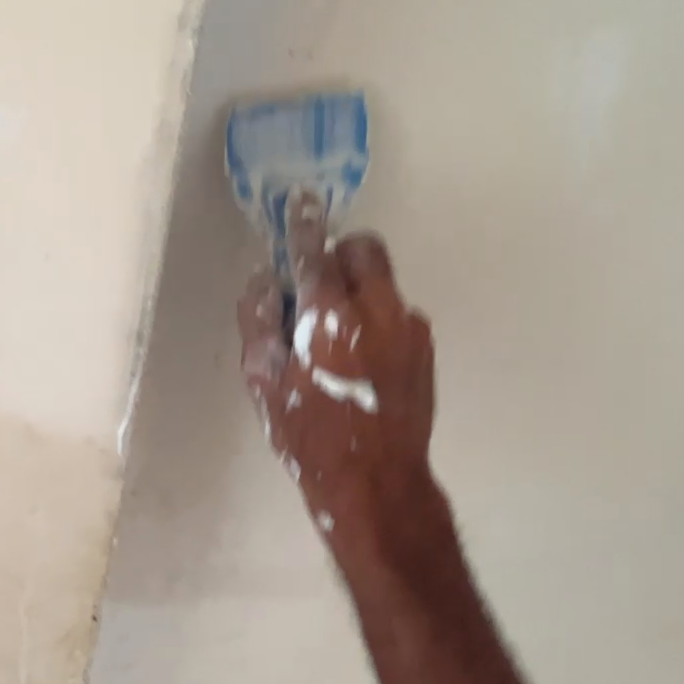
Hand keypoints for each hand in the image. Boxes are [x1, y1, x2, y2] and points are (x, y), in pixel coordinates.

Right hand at [237, 194, 436, 555]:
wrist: (375, 479)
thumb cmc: (307, 435)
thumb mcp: (263, 383)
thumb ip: (259, 324)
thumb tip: (266, 284)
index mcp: (330, 318)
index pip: (313, 253)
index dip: (302, 225)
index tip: (299, 203)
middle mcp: (378, 310)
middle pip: (364, 250)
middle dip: (338, 255)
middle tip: (314, 288)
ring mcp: (409, 327)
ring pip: (380, 283)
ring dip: (355, 293)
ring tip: (333, 339)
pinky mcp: (425, 346)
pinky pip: (394, 313)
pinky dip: (373, 320)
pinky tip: (358, 361)